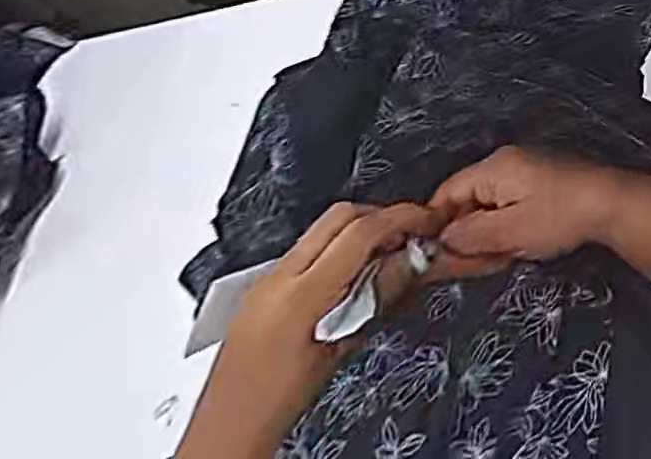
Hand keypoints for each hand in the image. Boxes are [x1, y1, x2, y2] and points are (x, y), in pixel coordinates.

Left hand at [176, 203, 443, 458]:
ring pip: (324, 227)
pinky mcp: (262, 290)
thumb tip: (415, 258)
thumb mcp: (343, 348)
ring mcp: (264, 282)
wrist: (221, 440)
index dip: (404, 217)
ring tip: (390, 252)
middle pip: (341, 215)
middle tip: (413, 232)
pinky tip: (358, 270)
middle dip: (384, 215)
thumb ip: (380, 295)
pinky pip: (310, 248)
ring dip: (363, 229)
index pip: (362, 231)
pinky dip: (342, 246)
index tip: (429, 220)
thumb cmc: (274, 408)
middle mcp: (275, 281)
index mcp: (297, 298)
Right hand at [427, 147, 648, 279]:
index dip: (438, 229)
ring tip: (510, 252)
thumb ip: (466, 236)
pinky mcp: (542, 184)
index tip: (443, 257)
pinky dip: (511, 228)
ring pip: (489, 209)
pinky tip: (525, 243)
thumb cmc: (563, 214)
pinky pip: (511, 207)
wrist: (613, 204)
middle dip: (470, 236)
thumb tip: (439, 241)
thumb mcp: (508, 232)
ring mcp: (526, 172)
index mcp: (494, 167)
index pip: (445, 195)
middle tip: (484, 260)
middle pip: (466, 203)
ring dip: (492, 236)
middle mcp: (507, 163)